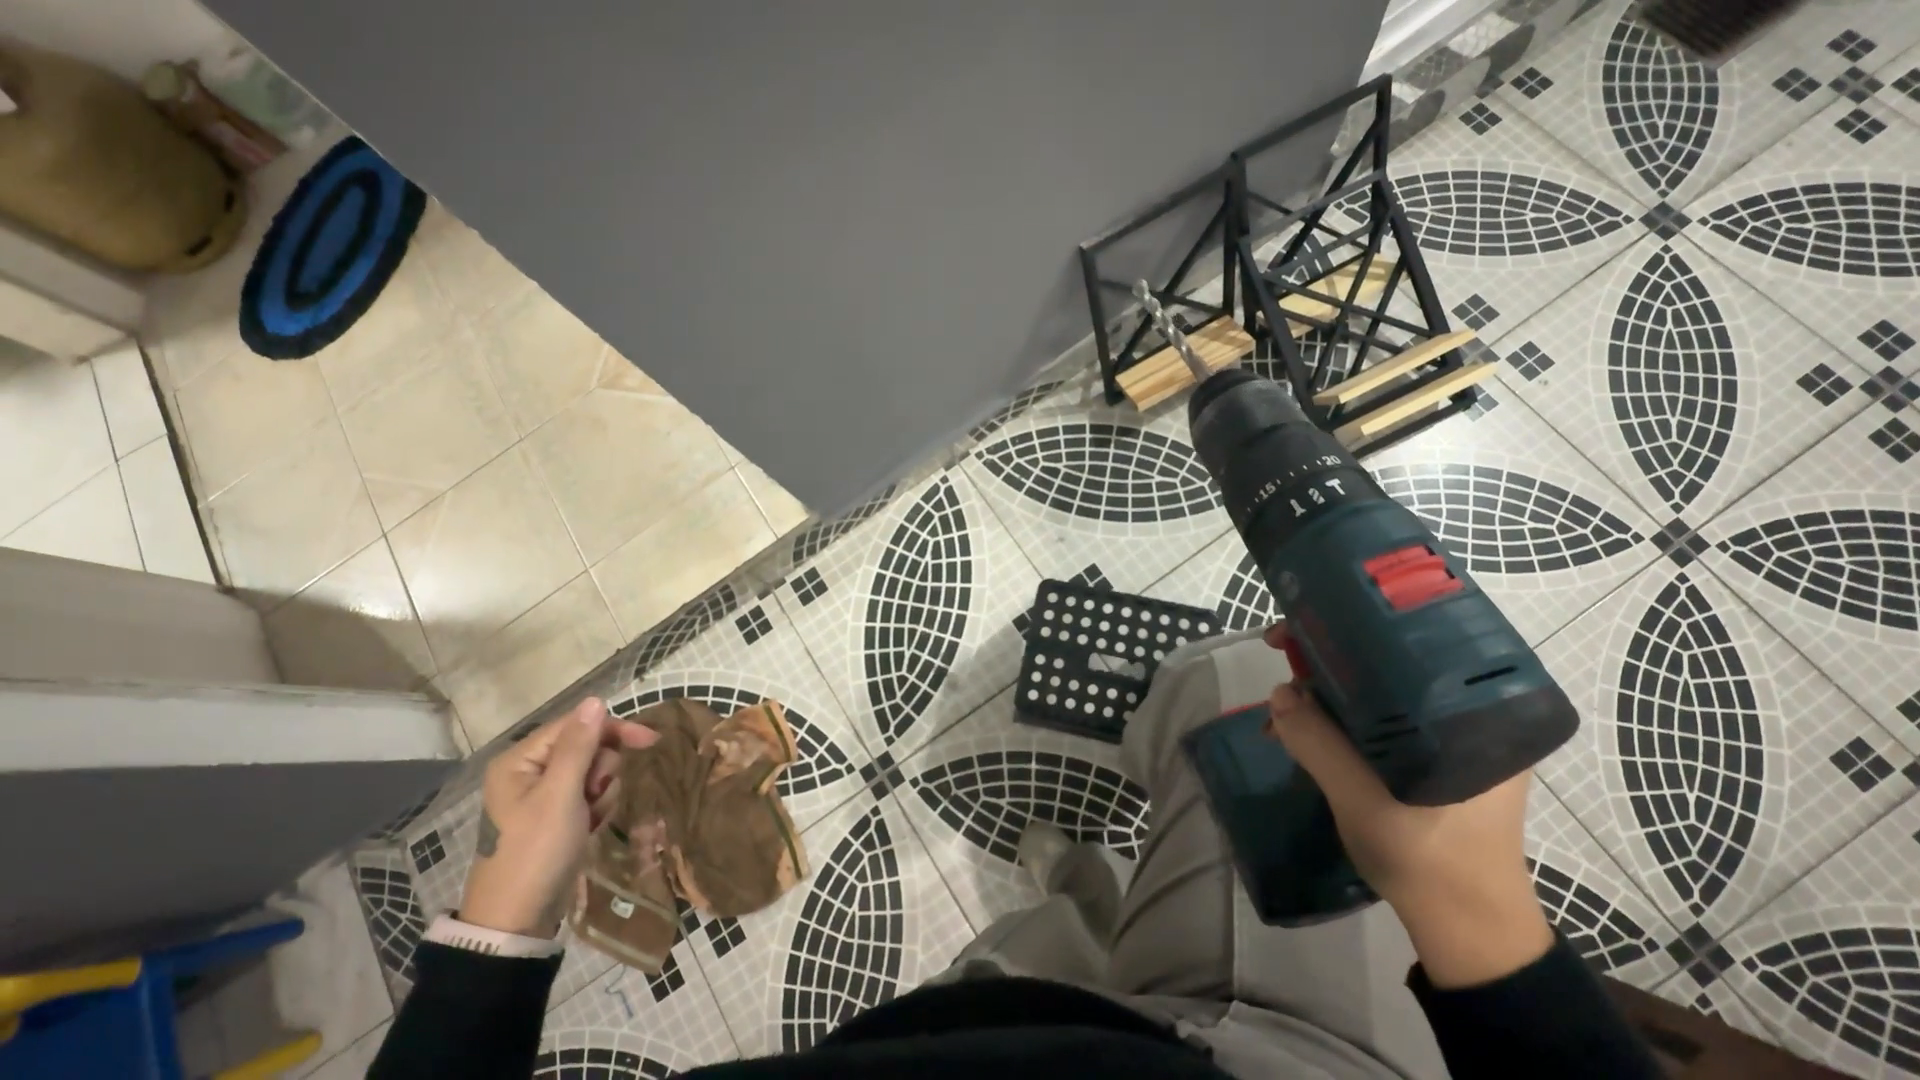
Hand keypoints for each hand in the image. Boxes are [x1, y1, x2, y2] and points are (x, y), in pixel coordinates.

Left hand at [460, 698, 658, 937]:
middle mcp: (528, 771)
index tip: (651, 740)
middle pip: (586, 748)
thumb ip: (579, 746)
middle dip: (601, 770)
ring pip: (592, 773)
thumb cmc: (537, 851)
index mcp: (520, 760)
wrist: (517, 918)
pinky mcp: (555, 817)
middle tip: (593, 797)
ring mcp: (542, 796)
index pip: (576, 726)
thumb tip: (595, 700)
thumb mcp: (560, 796)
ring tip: (589, 819)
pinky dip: (596, 809)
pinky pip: (588, 797)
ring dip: (601, 793)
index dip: (613, 730)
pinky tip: (589, 827)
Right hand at [1261, 625, 1553, 987]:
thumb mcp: (1362, 801)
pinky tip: (1315, 730)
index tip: (1306, 627)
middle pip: (1396, 663)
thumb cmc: (1428, 861)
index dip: (1353, 627)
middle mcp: (1476, 716)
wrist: (1469, 931)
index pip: (1413, 642)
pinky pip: (1390, 722)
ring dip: (1335, 693)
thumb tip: (1280, 694)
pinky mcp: (1442, 762)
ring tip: (1289, 706)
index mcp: (1479, 714)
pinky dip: (1349, 719)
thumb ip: (1318, 744)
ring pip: (1388, 694)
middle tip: (1286, 664)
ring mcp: (1460, 741)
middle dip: (1333, 660)